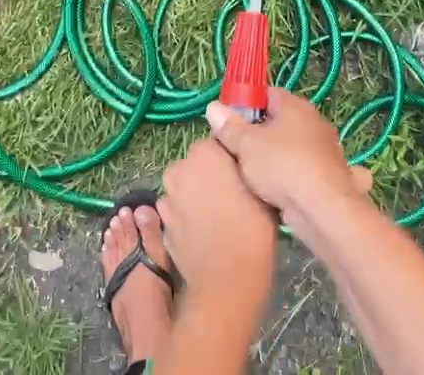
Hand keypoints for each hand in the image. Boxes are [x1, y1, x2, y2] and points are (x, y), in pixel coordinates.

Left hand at [158, 136, 275, 316]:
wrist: (227, 281)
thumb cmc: (253, 231)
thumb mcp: (261, 189)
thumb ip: (244, 165)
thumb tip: (239, 157)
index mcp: (205, 153)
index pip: (216, 142)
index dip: (229, 158)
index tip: (242, 174)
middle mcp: (180, 169)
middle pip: (196, 164)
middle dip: (209, 174)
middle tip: (231, 195)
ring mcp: (167, 197)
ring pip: (184, 187)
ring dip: (195, 194)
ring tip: (217, 216)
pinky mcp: (163, 223)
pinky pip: (177, 211)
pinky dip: (186, 216)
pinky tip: (203, 232)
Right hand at [205, 88, 370, 224]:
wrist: (322, 208)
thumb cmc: (282, 165)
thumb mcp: (246, 144)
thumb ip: (229, 126)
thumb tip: (213, 107)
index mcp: (295, 106)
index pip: (268, 94)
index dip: (247, 105)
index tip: (229, 122)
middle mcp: (313, 122)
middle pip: (278, 122)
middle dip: (257, 134)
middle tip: (234, 149)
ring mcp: (323, 150)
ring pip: (288, 148)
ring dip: (271, 158)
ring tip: (248, 173)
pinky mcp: (327, 177)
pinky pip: (298, 170)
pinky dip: (286, 177)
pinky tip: (271, 190)